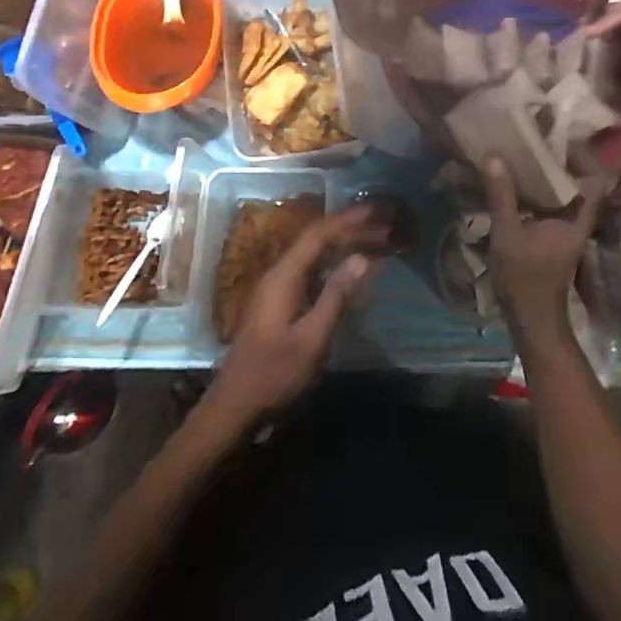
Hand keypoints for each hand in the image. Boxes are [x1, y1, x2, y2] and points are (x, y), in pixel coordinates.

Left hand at [202, 208, 387, 426]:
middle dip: (351, 229)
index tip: (377, 212)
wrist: (234, 408)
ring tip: (377, 242)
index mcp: (282, 278)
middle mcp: (278, 275)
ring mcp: (277, 289)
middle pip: (316, 240)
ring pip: (314, 255)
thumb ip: (336, 295)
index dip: (348, 220)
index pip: (318, 235)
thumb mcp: (311, 338)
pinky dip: (335, 263)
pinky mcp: (281, 303)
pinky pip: (311, 271)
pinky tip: (354, 269)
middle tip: (385, 227)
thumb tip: (361, 257)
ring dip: (345, 245)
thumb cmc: (274, 375)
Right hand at [483, 157, 605, 339]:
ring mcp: (570, 229)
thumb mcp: (507, 234)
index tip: (563, 138)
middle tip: (541, 140)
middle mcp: (579, 220)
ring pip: (568, 194)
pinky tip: (522, 185)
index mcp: (577, 216)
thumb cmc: (524, 277)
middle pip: (582, 181)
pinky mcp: (558, 236)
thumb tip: (494, 157)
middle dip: (565, 161)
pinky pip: (556, 205)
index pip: (597, 178)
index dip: (586, 157)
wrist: (533, 319)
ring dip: (553, 176)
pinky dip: (544, 193)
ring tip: (529, 155)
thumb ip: (502, 196)